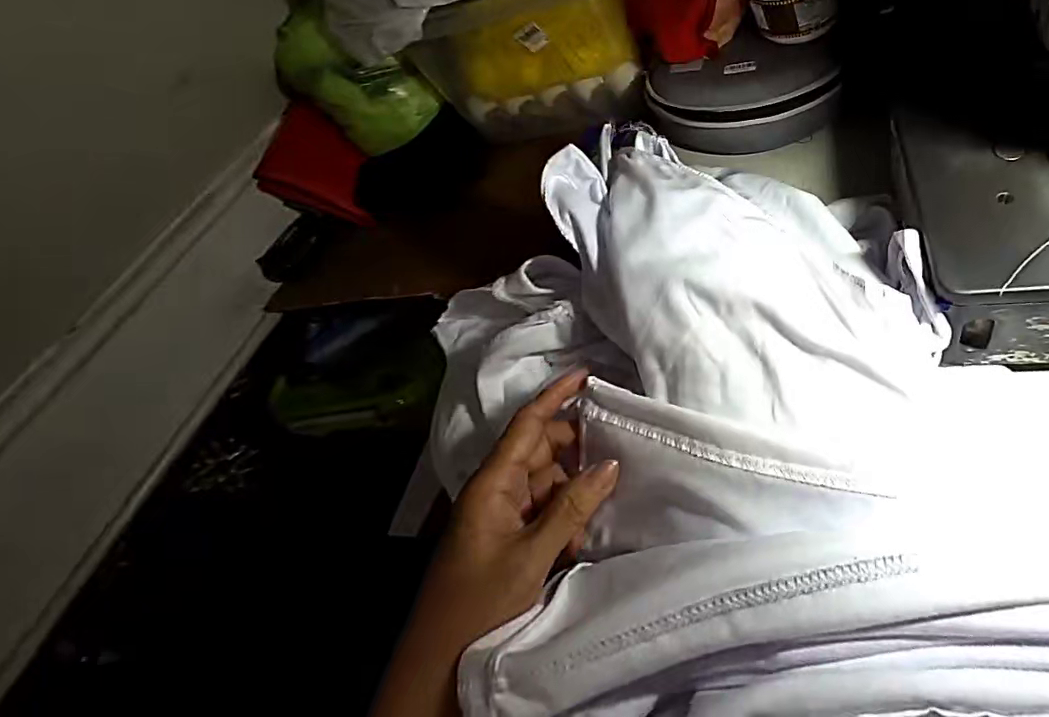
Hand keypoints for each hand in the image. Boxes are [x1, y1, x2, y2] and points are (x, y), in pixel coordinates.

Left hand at [371, 368, 618, 716]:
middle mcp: (495, 492)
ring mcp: (500, 516)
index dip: (556, 396)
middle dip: (575, 449)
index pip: (528, 425)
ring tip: (596, 511)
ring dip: (572, 491)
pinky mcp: (506, 539)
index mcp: (492, 484)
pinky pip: (543, 510)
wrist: (434, 674)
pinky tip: (577, 540)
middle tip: (613, 451)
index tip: (587, 374)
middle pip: (541, 451)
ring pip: (547, 482)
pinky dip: (564, 517)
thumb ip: (572, 507)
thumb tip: (611, 463)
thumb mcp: (531, 556)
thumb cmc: (476, 606)